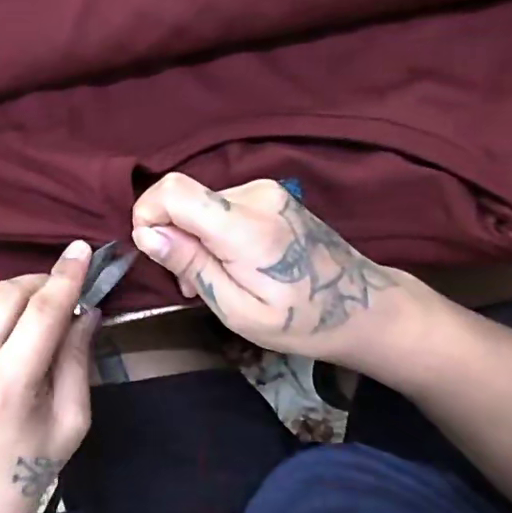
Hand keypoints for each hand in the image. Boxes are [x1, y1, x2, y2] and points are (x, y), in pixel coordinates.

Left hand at [0, 241, 100, 512]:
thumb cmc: (29, 468)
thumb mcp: (70, 420)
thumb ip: (76, 358)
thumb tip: (86, 308)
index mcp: (7, 385)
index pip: (42, 311)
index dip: (65, 277)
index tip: (82, 249)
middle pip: (5, 294)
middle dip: (38, 283)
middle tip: (61, 291)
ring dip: (13, 304)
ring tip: (32, 327)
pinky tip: (0, 348)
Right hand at [131, 173, 423, 370]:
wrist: (365, 308)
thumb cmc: (301, 321)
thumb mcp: (236, 309)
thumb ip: (190, 265)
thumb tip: (145, 234)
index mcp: (246, 226)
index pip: (172, 191)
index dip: (148, 214)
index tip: (153, 250)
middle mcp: (255, 195)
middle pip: (182, 198)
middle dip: (172, 235)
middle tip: (190, 282)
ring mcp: (266, 191)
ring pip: (198, 202)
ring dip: (192, 237)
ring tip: (214, 278)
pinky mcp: (270, 194)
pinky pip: (218, 204)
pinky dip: (211, 232)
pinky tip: (230, 262)